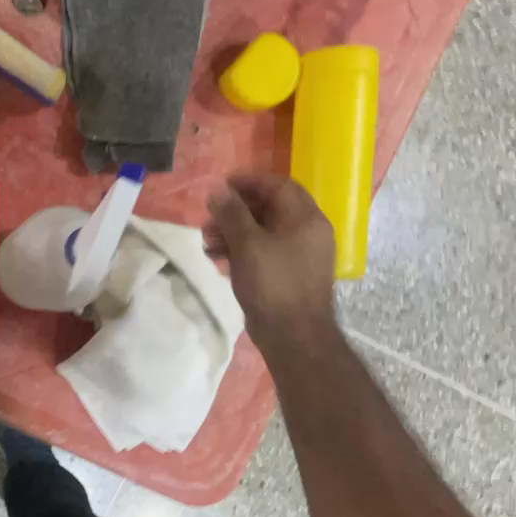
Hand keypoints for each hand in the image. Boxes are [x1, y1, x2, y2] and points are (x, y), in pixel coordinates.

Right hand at [207, 172, 338, 353]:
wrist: (293, 334)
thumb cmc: (272, 283)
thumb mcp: (247, 244)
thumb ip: (231, 214)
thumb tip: (218, 191)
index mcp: (305, 218)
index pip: (278, 185)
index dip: (248, 182)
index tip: (221, 186)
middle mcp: (308, 231)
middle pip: (269, 208)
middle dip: (235, 211)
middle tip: (208, 219)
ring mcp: (300, 254)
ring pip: (264, 231)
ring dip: (234, 231)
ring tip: (207, 241)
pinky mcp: (289, 273)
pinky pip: (264, 251)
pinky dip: (242, 249)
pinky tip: (219, 258)